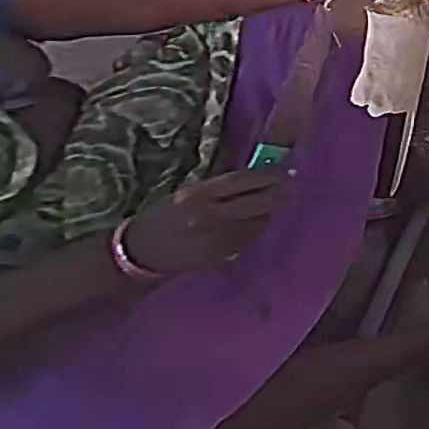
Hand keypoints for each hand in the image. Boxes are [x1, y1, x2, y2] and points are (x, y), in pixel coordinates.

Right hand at [119, 167, 294, 275]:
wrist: (139, 252)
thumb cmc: (165, 215)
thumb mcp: (189, 192)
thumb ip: (221, 186)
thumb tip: (259, 175)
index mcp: (200, 195)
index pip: (244, 180)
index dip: (269, 174)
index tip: (286, 170)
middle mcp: (211, 216)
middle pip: (259, 202)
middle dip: (279, 193)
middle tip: (289, 187)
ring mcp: (217, 239)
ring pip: (259, 223)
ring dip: (269, 213)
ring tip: (274, 205)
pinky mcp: (220, 258)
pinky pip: (248, 241)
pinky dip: (255, 231)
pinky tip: (255, 224)